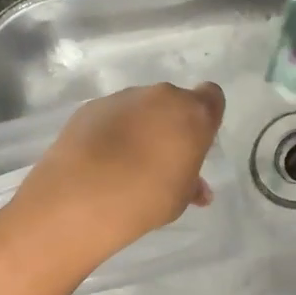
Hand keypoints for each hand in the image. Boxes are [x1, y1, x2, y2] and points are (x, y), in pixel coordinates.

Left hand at [12, 82, 225, 258]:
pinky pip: (112, 115)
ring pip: (141, 107)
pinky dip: (112, 130)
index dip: (206, 116)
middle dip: (171, 123)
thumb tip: (197, 189)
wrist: (83, 195)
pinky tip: (101, 159)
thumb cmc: (148, 197)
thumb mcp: (180, 198)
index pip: (212, 98)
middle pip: (174, 102)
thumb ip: (191, 185)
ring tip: (126, 162)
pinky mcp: (92, 106)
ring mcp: (124, 98)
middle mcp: (162, 97)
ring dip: (140, 126)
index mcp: (193, 114)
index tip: (196, 140)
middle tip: (162, 158)